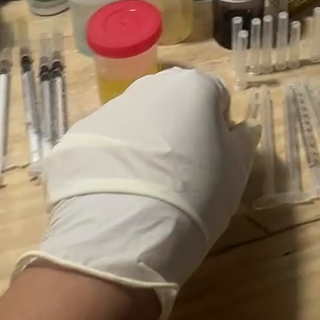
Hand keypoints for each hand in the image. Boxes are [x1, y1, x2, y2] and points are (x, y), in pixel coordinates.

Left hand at [16, 68, 254, 319]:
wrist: (123, 234)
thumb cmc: (195, 193)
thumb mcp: (237, 170)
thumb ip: (241, 141)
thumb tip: (236, 132)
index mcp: (194, 85)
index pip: (216, 97)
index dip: (218, 130)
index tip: (213, 161)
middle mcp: (151, 86)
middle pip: (174, 103)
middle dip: (180, 130)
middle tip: (182, 174)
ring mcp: (111, 109)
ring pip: (138, 122)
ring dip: (146, 146)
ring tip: (146, 191)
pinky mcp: (78, 138)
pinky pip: (107, 146)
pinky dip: (114, 164)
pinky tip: (118, 196)